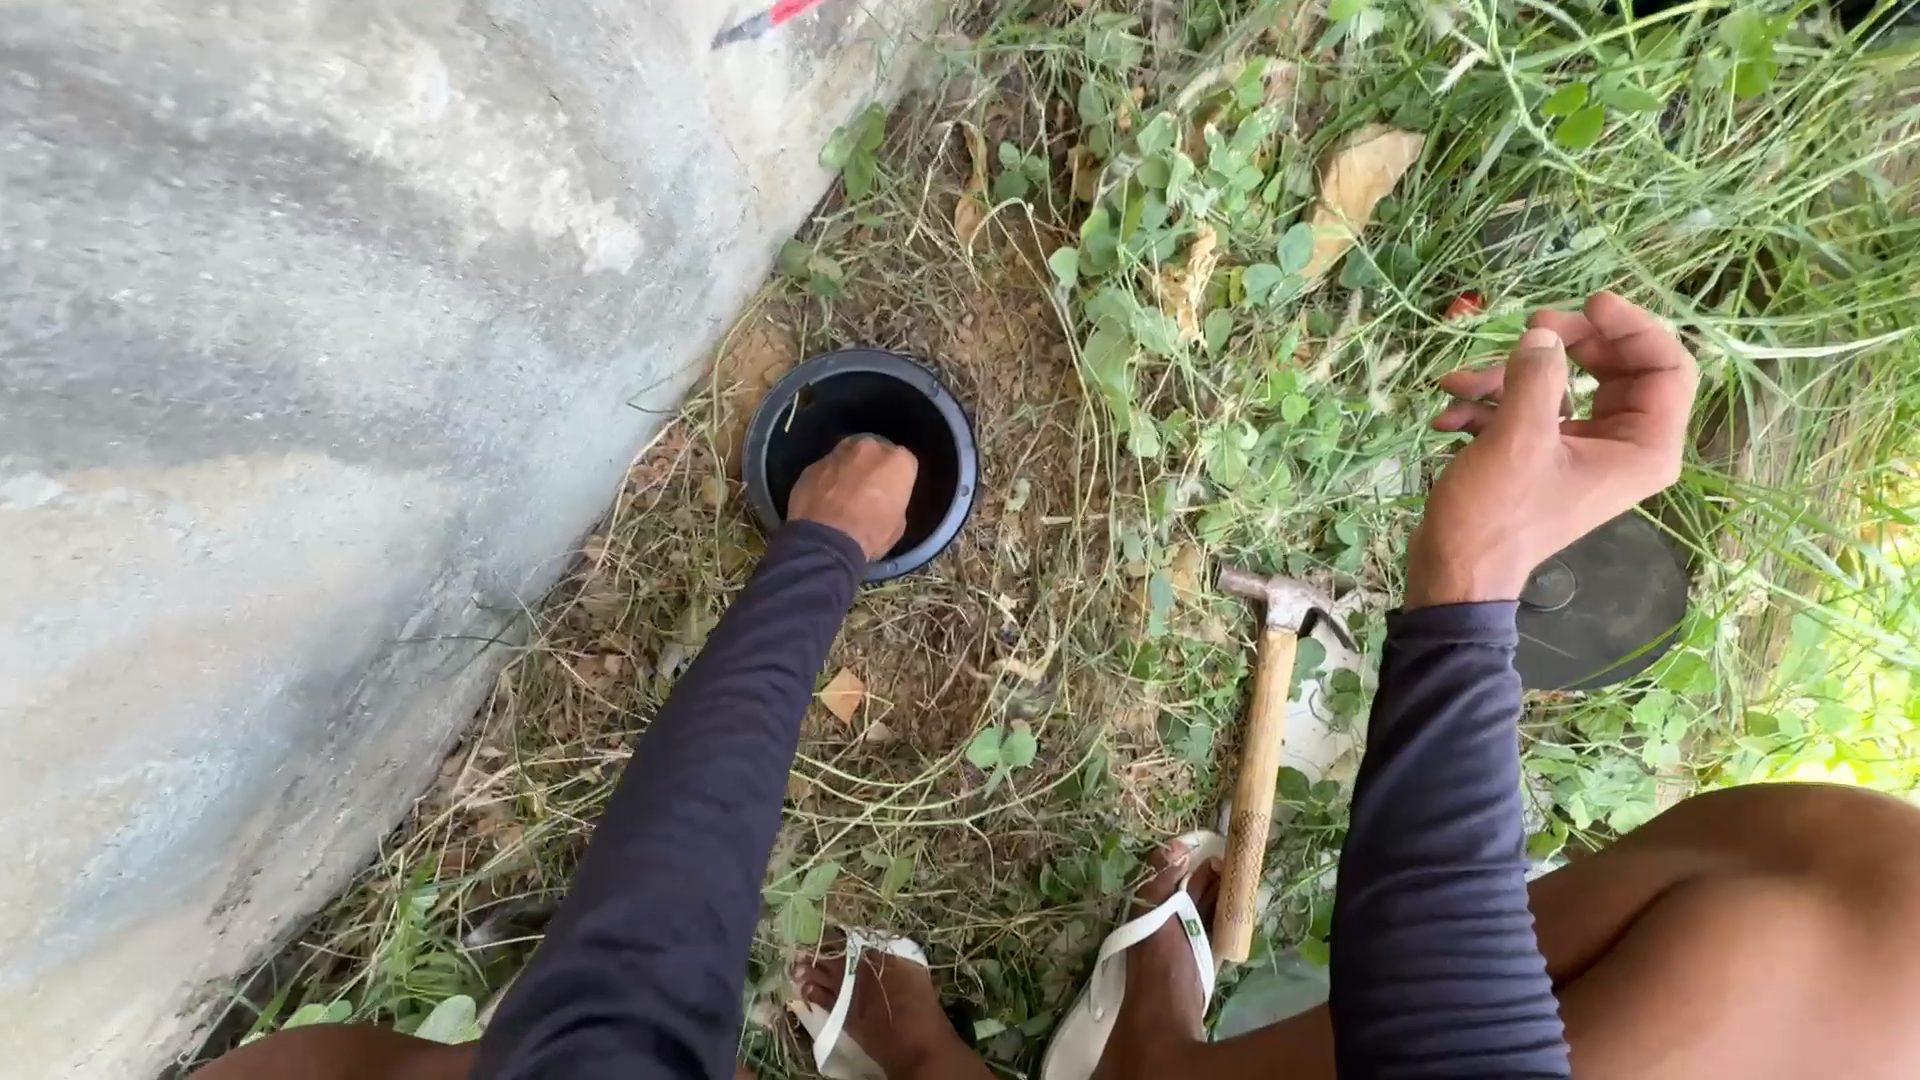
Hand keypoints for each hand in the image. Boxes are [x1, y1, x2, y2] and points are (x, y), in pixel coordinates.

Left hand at [787, 435, 918, 560]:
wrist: (825, 543)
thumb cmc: (870, 534)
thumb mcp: (897, 524)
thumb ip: (894, 501)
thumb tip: (883, 501)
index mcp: (897, 461)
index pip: (904, 462)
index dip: (898, 479)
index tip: (892, 493)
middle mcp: (868, 448)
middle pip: (874, 452)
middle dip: (872, 467)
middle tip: (867, 490)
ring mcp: (836, 453)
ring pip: (847, 456)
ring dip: (847, 470)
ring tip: (842, 495)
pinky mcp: (811, 466)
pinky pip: (825, 470)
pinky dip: (826, 481)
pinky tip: (823, 501)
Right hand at [1405, 292, 1698, 609]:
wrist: (1453, 571)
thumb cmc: (1497, 512)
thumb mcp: (1516, 440)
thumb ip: (1535, 379)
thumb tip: (1540, 336)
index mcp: (1642, 446)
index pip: (1665, 366)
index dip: (1631, 328)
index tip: (1587, 304)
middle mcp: (1619, 446)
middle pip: (1607, 372)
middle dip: (1559, 350)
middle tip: (1524, 329)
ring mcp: (1574, 453)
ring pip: (1553, 391)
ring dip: (1501, 382)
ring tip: (1454, 383)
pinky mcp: (1534, 461)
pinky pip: (1521, 417)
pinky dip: (1483, 411)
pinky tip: (1446, 418)